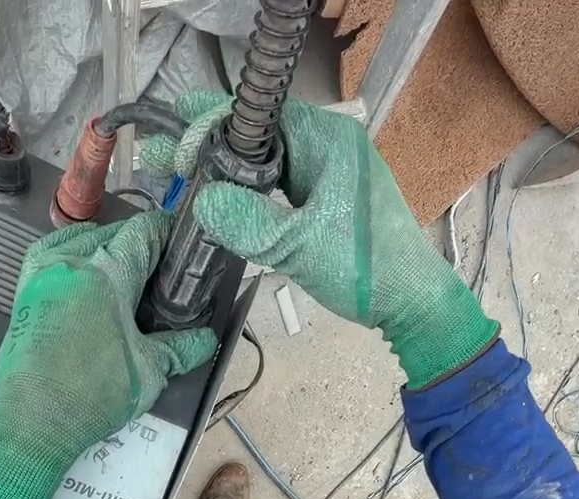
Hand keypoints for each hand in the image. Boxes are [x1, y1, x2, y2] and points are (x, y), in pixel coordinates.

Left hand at [0, 211, 217, 498]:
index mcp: (107, 272)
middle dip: (139, 245)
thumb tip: (206, 339)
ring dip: (105, 246)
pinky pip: (52, 255)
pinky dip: (73, 257)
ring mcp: (42, 273)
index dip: (168, 233)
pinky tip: (85, 280)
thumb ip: (181, 349)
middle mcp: (71, 261)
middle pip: (114, 233)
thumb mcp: (150, 371)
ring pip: (79, 238)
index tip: (182, 244)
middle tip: (159, 271)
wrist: (36, 421)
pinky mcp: (25, 291)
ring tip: (123, 273)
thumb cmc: (95, 393)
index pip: (144, 231)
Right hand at [142, 93, 497, 387]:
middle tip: (167, 161)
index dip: (213, 124)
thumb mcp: (298, 247)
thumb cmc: (364, 269)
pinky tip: (224, 205)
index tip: (177, 140)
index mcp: (329, 141)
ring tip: (185, 180)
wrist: (411, 304)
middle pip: (260, 138)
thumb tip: (201, 201)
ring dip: (229, 173)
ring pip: (269, 164)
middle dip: (212, 147)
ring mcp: (331, 175)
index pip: (260, 115)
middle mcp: (330, 148)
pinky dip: (251, 194)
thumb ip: (247, 222)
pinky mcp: (329, 202)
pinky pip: (281, 188)